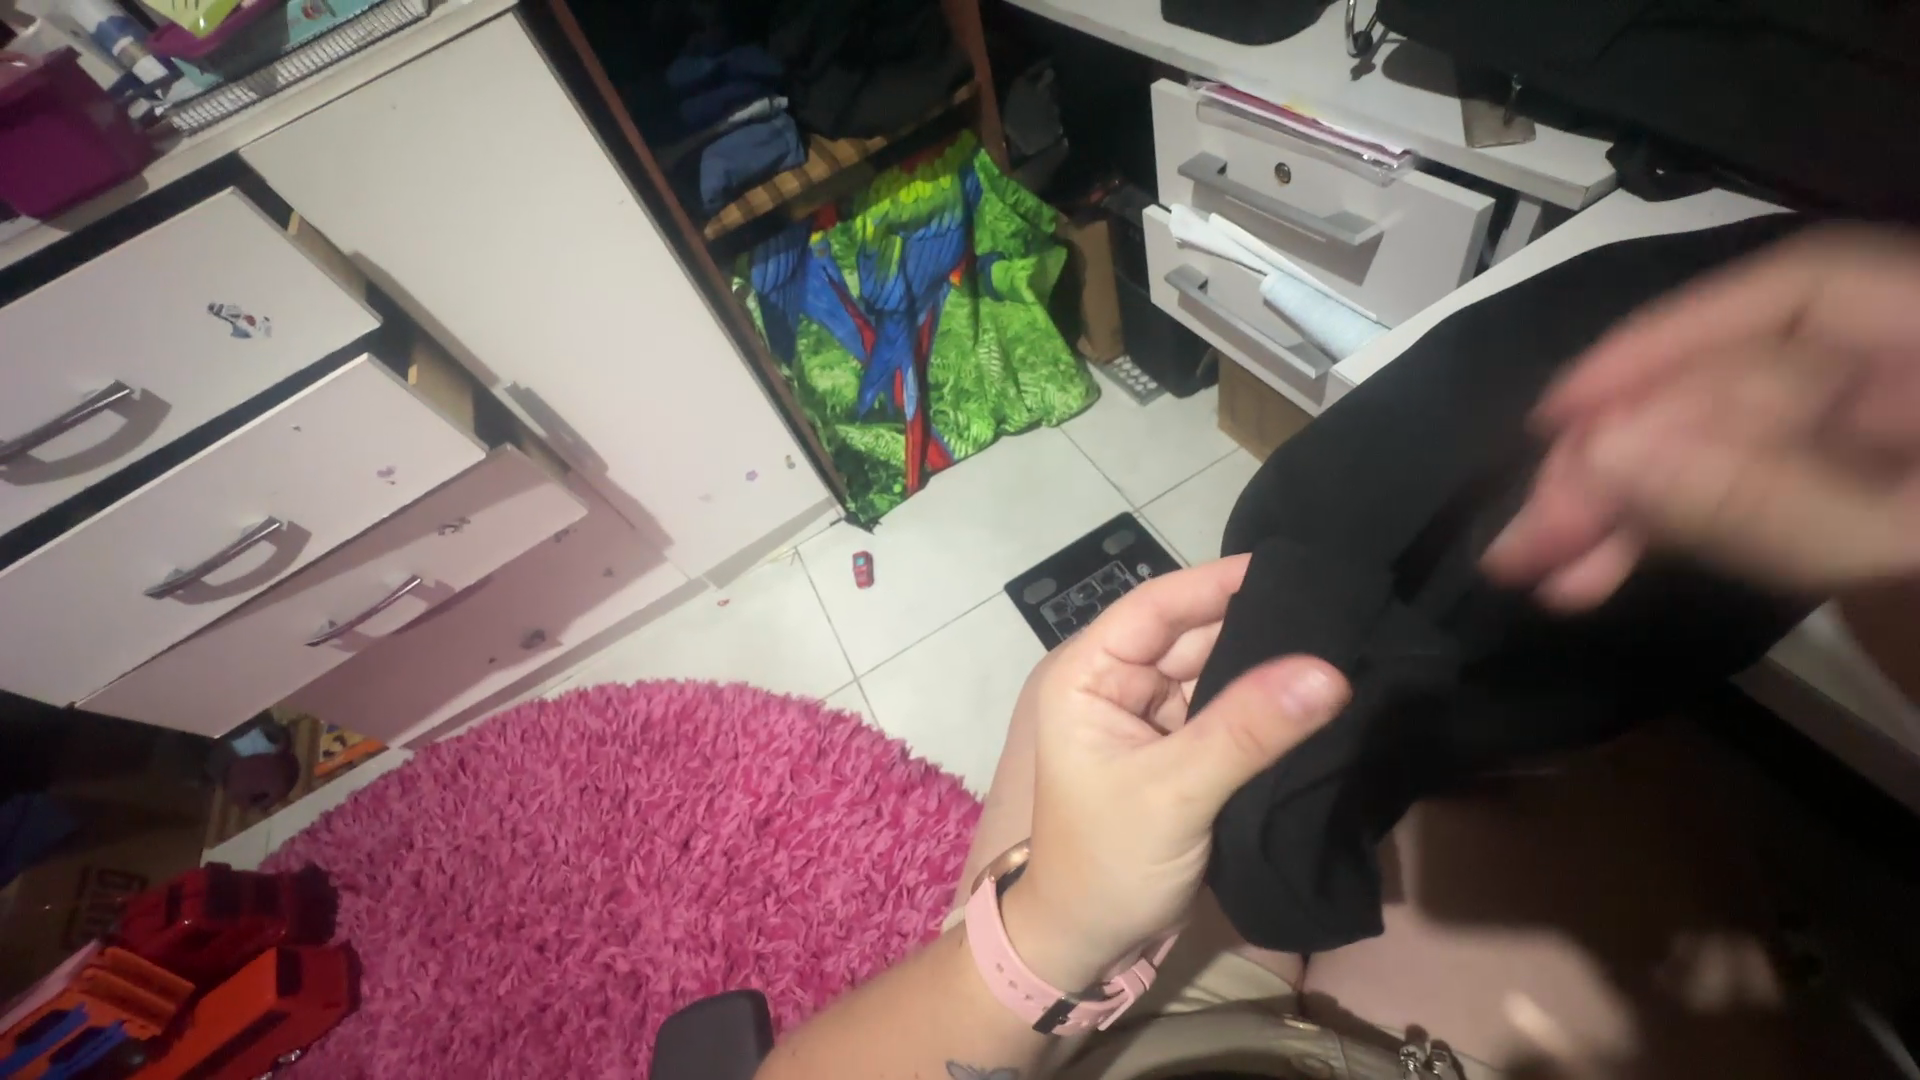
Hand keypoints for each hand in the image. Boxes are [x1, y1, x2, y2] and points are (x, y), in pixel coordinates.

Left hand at [994, 556, 1349, 989]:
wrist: (1090, 936)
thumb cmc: (1107, 860)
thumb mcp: (1172, 792)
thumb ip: (1245, 730)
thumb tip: (1327, 670)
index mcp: (1087, 673)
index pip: (1154, 607)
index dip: (1216, 583)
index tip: (1292, 566)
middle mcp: (1115, 679)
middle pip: (1191, 633)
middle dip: (1255, 620)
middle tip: (1339, 603)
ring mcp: (1148, 710)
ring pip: (1213, 667)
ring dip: (1265, 658)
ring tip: (1342, 635)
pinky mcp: (1178, 742)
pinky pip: (1224, 704)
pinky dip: (1262, 698)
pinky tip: (1314, 684)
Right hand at [1483, 225, 1919, 608]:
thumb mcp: (1915, 560)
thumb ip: (1769, 502)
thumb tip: (1603, 450)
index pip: (1804, 297)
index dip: (1663, 342)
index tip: (1559, 413)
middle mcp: (1901, 389)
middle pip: (1725, 390)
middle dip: (1615, 462)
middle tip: (1530, 533)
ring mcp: (1866, 452)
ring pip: (1703, 454)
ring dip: (1609, 512)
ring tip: (1530, 565)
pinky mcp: (1829, 509)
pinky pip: (1714, 506)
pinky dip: (1646, 540)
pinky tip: (1586, 574)